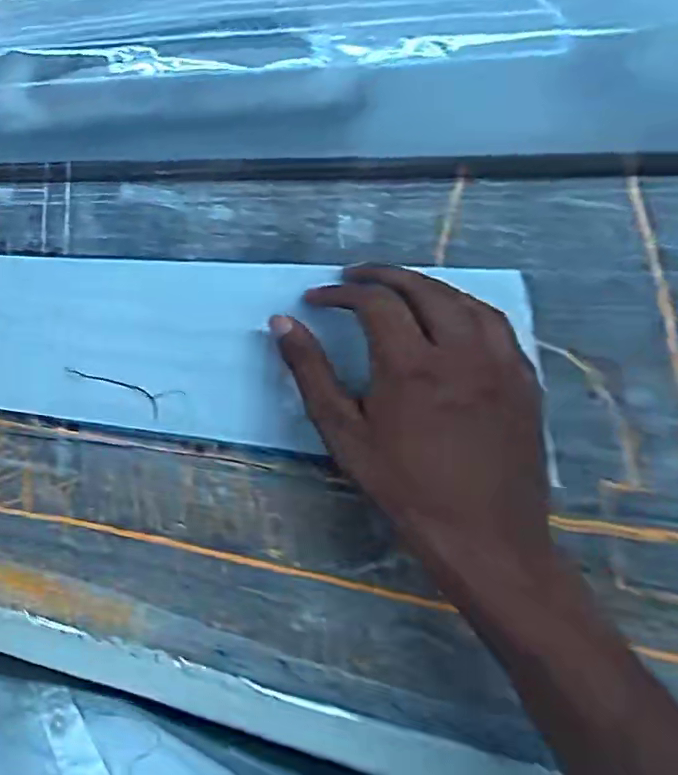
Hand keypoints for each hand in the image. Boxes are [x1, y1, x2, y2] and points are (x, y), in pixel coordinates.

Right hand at [272, 265, 549, 582]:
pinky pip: (501, 331)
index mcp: (413, 368)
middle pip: (429, 293)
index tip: (314, 300)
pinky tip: (445, 322)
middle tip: (351, 277)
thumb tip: (283, 323)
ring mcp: (504, 372)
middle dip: (385, 277)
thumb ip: (309, 368)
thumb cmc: (396, 479)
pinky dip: (466, 311)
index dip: (340, 294)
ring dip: (429, 288)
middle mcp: (465, 359)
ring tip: (396, 290)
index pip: (377, 305)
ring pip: (472, 306)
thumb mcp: (338, 425)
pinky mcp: (525, 387)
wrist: (480, 531)